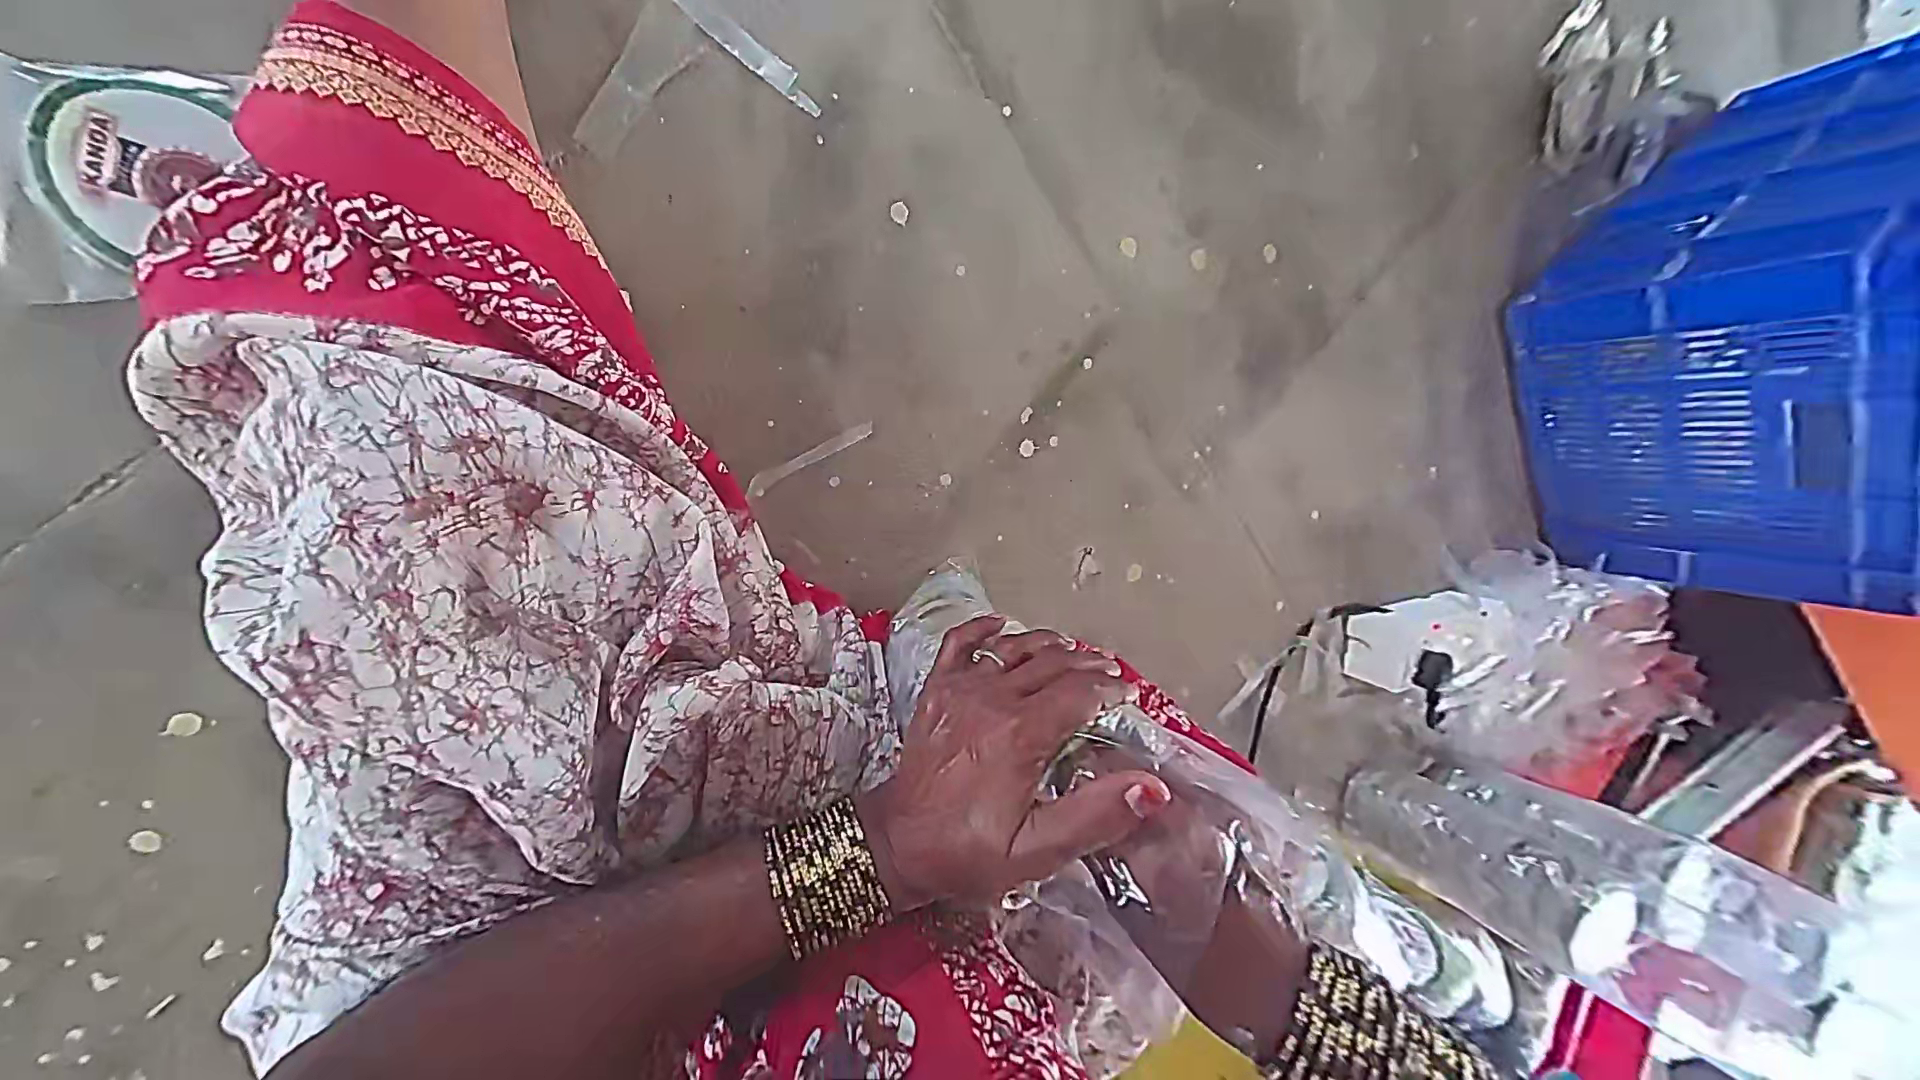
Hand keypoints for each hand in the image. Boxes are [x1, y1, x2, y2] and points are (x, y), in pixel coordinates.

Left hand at [857, 615, 1171, 909]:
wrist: (899, 842)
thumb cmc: (968, 850)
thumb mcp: (1037, 850)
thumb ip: (1095, 816)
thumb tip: (1150, 787)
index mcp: (1021, 734)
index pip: (1078, 693)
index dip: (1109, 689)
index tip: (1128, 694)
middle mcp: (992, 699)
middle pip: (1052, 664)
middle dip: (1088, 664)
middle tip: (1110, 672)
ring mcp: (960, 689)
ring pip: (1014, 648)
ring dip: (1048, 644)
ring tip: (1073, 650)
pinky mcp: (937, 689)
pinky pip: (959, 643)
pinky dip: (982, 628)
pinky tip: (1002, 623)